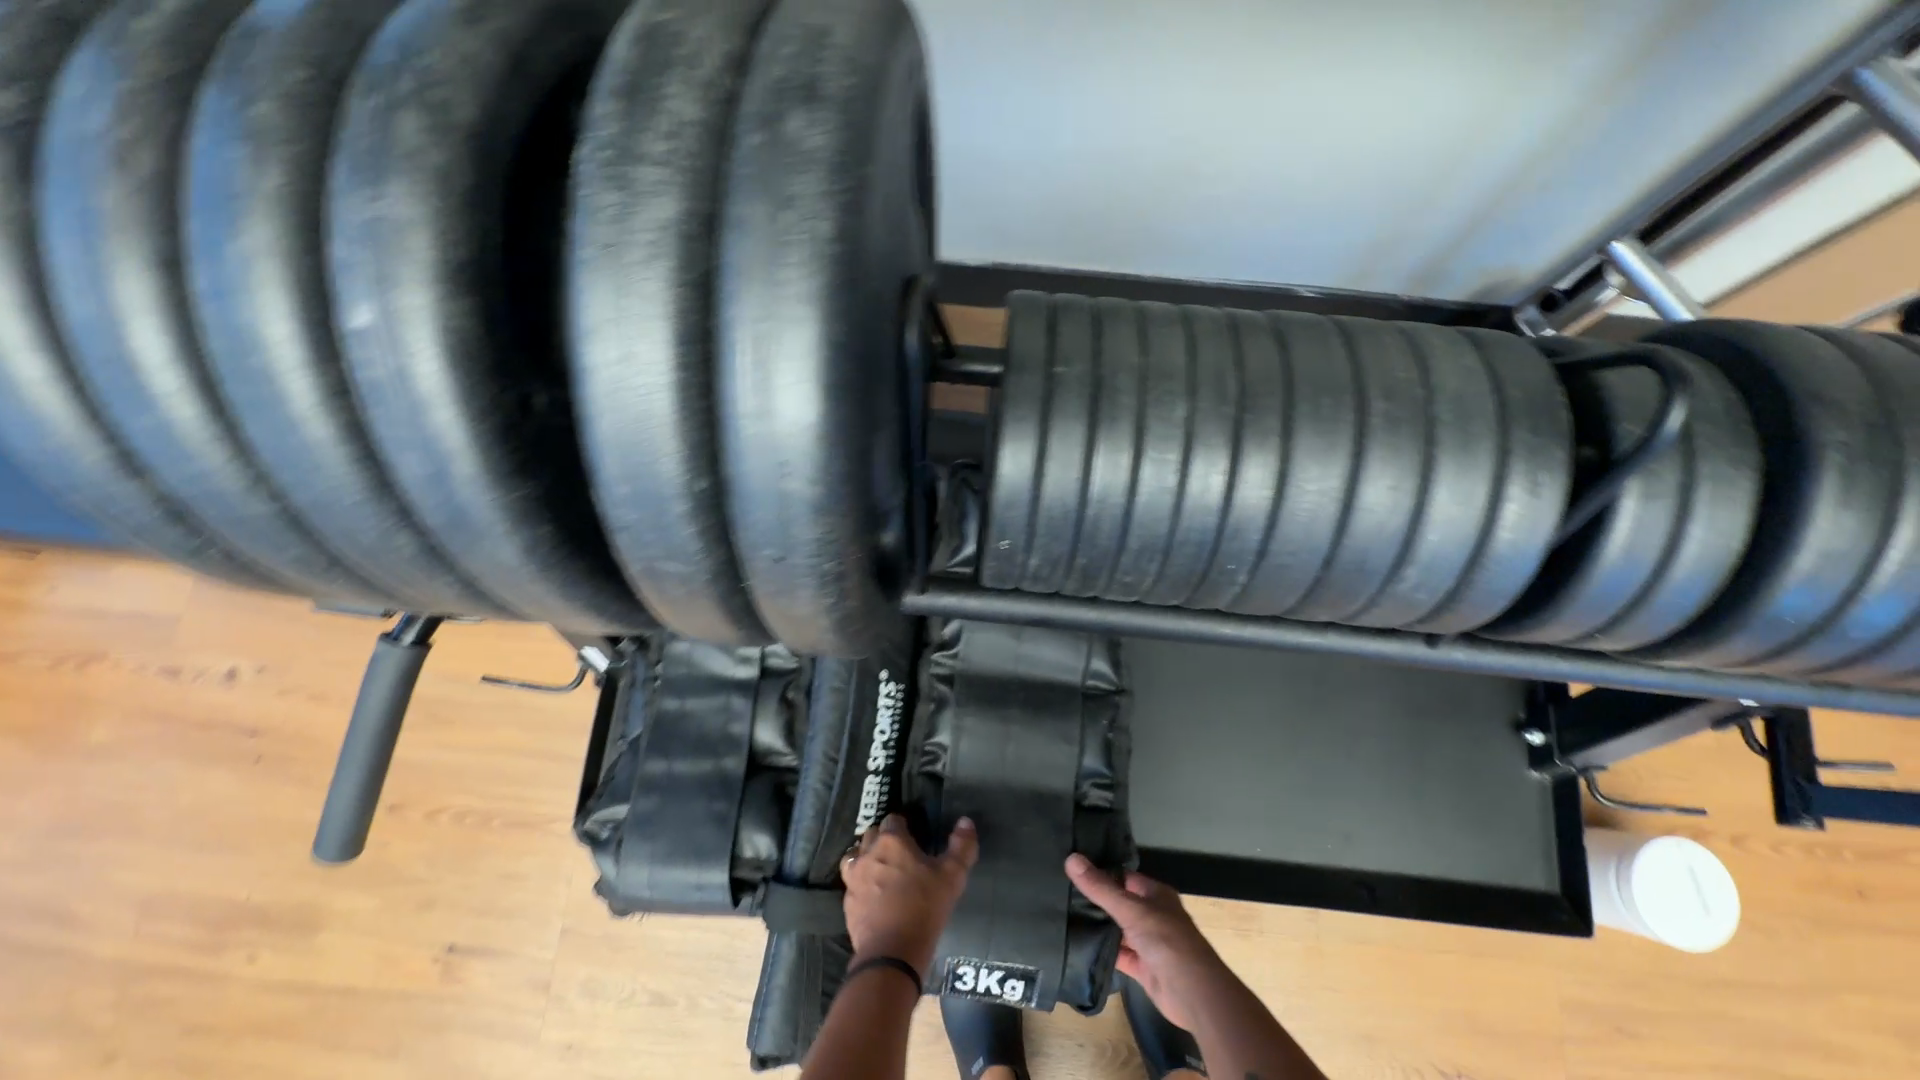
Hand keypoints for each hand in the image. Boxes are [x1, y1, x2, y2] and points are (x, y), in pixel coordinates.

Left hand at [842, 814, 978, 974]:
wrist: (892, 951)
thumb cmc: (924, 907)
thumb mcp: (952, 876)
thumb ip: (962, 846)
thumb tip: (965, 821)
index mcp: (892, 842)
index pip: (893, 820)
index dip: (904, 825)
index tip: (914, 836)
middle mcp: (867, 854)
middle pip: (871, 834)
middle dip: (884, 839)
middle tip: (901, 853)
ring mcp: (853, 879)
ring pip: (855, 856)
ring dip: (866, 858)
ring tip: (882, 870)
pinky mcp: (847, 902)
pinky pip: (852, 884)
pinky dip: (861, 884)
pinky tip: (873, 896)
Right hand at [1065, 854, 1223, 1030]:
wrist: (1192, 993)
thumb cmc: (1166, 941)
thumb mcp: (1131, 910)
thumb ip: (1101, 888)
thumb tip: (1071, 858)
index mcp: (1156, 895)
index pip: (1124, 877)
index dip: (1100, 873)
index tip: (1070, 868)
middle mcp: (1152, 915)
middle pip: (1119, 904)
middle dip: (1094, 901)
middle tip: (1059, 891)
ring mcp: (1147, 942)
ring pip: (1117, 930)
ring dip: (1096, 927)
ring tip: (1061, 915)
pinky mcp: (1141, 966)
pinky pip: (1117, 955)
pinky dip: (1101, 952)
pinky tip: (1076, 946)